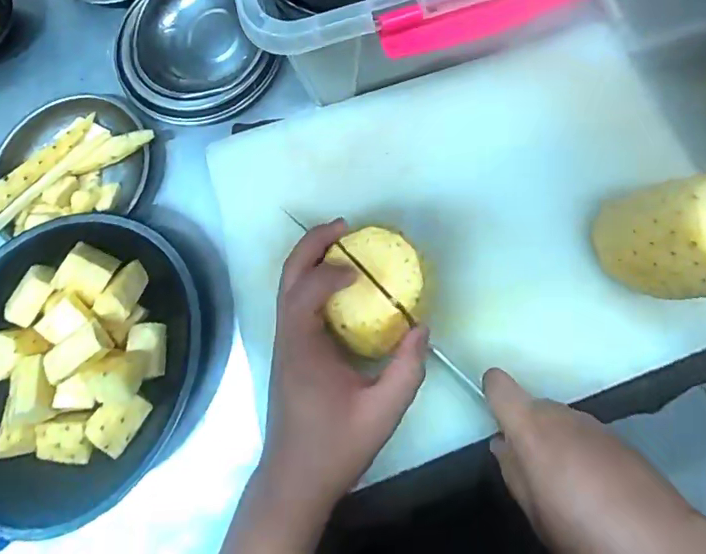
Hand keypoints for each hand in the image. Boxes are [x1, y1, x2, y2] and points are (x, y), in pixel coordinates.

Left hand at [222, 218, 428, 552]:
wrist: (293, 479)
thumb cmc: (333, 447)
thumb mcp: (381, 414)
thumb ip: (406, 372)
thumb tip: (422, 328)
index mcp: (300, 346)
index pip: (306, 292)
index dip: (330, 273)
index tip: (360, 269)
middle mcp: (286, 334)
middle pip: (289, 273)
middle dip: (313, 243)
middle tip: (345, 226)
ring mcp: (284, 339)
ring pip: (288, 283)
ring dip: (311, 256)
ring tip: (342, 242)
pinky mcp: (289, 346)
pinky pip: (295, 298)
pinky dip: (312, 277)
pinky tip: (339, 282)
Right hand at [485, 368, 705, 553]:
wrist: (660, 542)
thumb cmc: (582, 527)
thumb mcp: (534, 512)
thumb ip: (513, 473)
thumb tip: (503, 447)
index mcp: (530, 425)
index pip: (499, 384)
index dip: (493, 394)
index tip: (495, 416)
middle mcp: (559, 413)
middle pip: (533, 407)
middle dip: (531, 431)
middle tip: (537, 471)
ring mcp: (592, 423)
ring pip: (563, 422)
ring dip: (560, 443)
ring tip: (572, 485)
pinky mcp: (620, 439)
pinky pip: (589, 437)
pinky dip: (586, 454)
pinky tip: (600, 490)